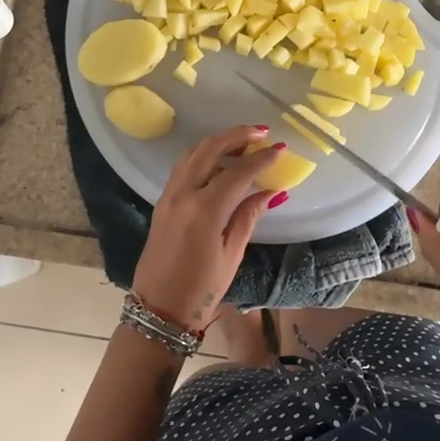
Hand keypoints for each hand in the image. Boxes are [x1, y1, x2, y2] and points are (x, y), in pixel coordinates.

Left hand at [132, 126, 286, 331]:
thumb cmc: (201, 289)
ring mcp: (169, 195)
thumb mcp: (232, 254)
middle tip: (261, 132)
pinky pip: (183, 166)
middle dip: (237, 136)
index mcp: (205, 210)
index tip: (280, 149)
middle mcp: (184, 194)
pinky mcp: (162, 200)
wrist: (159, 308)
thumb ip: (249, 216)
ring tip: (243, 142)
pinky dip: (202, 155)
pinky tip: (218, 160)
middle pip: (210, 149)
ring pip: (193, 153)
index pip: (237, 172)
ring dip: (218, 142)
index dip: (261, 158)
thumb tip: (271, 191)